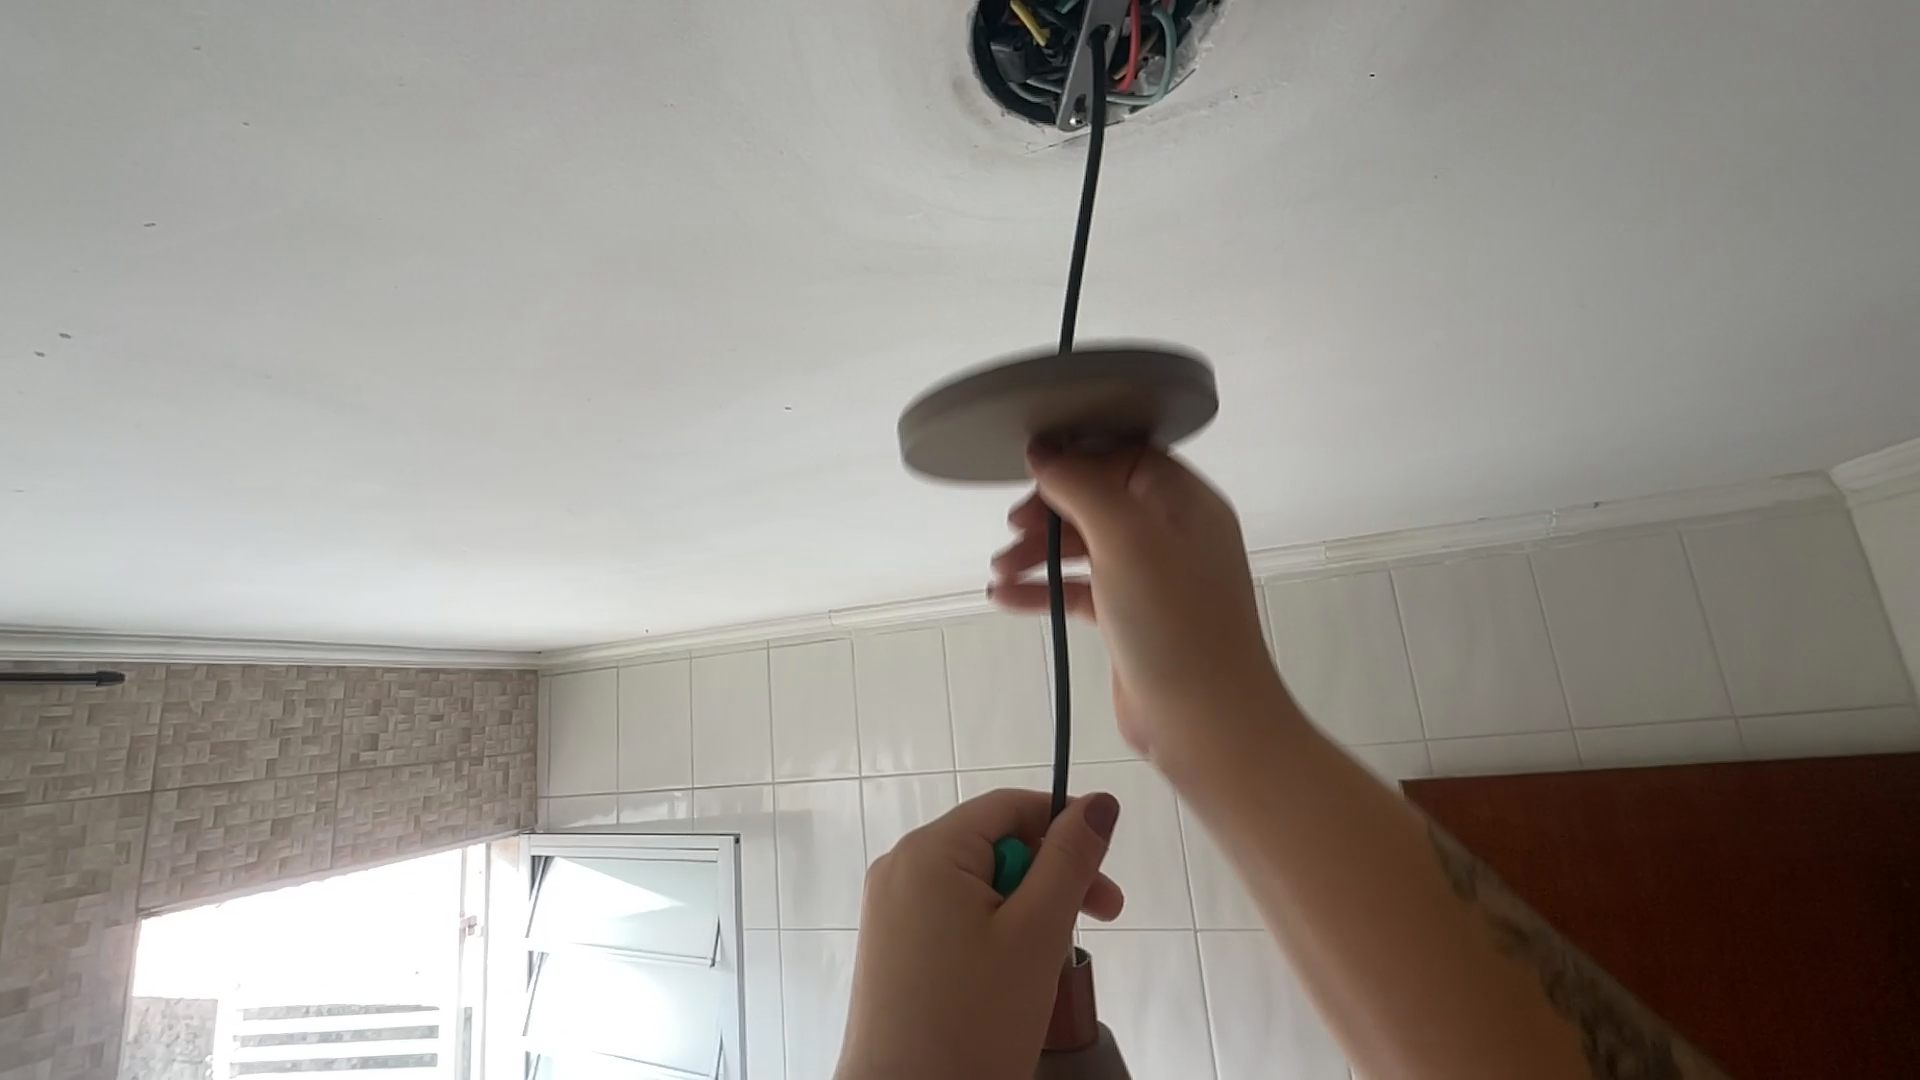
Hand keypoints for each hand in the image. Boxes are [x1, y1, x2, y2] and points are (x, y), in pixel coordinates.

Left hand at [836, 789, 1122, 1079]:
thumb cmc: (974, 1020)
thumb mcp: (1036, 933)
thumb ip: (1070, 860)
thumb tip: (1100, 801)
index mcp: (929, 850)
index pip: (1008, 806)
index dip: (1062, 824)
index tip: (1104, 869)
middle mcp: (901, 865)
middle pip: (993, 844)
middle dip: (1050, 875)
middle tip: (1103, 917)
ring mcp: (890, 906)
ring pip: (978, 882)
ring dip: (1025, 909)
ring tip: (1053, 961)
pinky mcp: (890, 944)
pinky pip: (953, 912)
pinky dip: (992, 930)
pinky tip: (1011, 977)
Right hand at [989, 446, 1282, 761]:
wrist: (1202, 718)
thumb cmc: (1175, 624)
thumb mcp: (1125, 536)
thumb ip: (1081, 485)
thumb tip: (1044, 451)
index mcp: (1182, 501)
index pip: (1122, 458)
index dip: (1075, 462)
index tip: (1031, 476)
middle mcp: (1170, 533)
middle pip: (1097, 500)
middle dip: (1048, 512)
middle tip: (1013, 527)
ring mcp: (1151, 577)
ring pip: (1084, 546)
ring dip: (1038, 552)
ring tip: (1000, 570)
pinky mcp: (1130, 616)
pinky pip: (1079, 588)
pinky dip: (1043, 590)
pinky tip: (1006, 598)